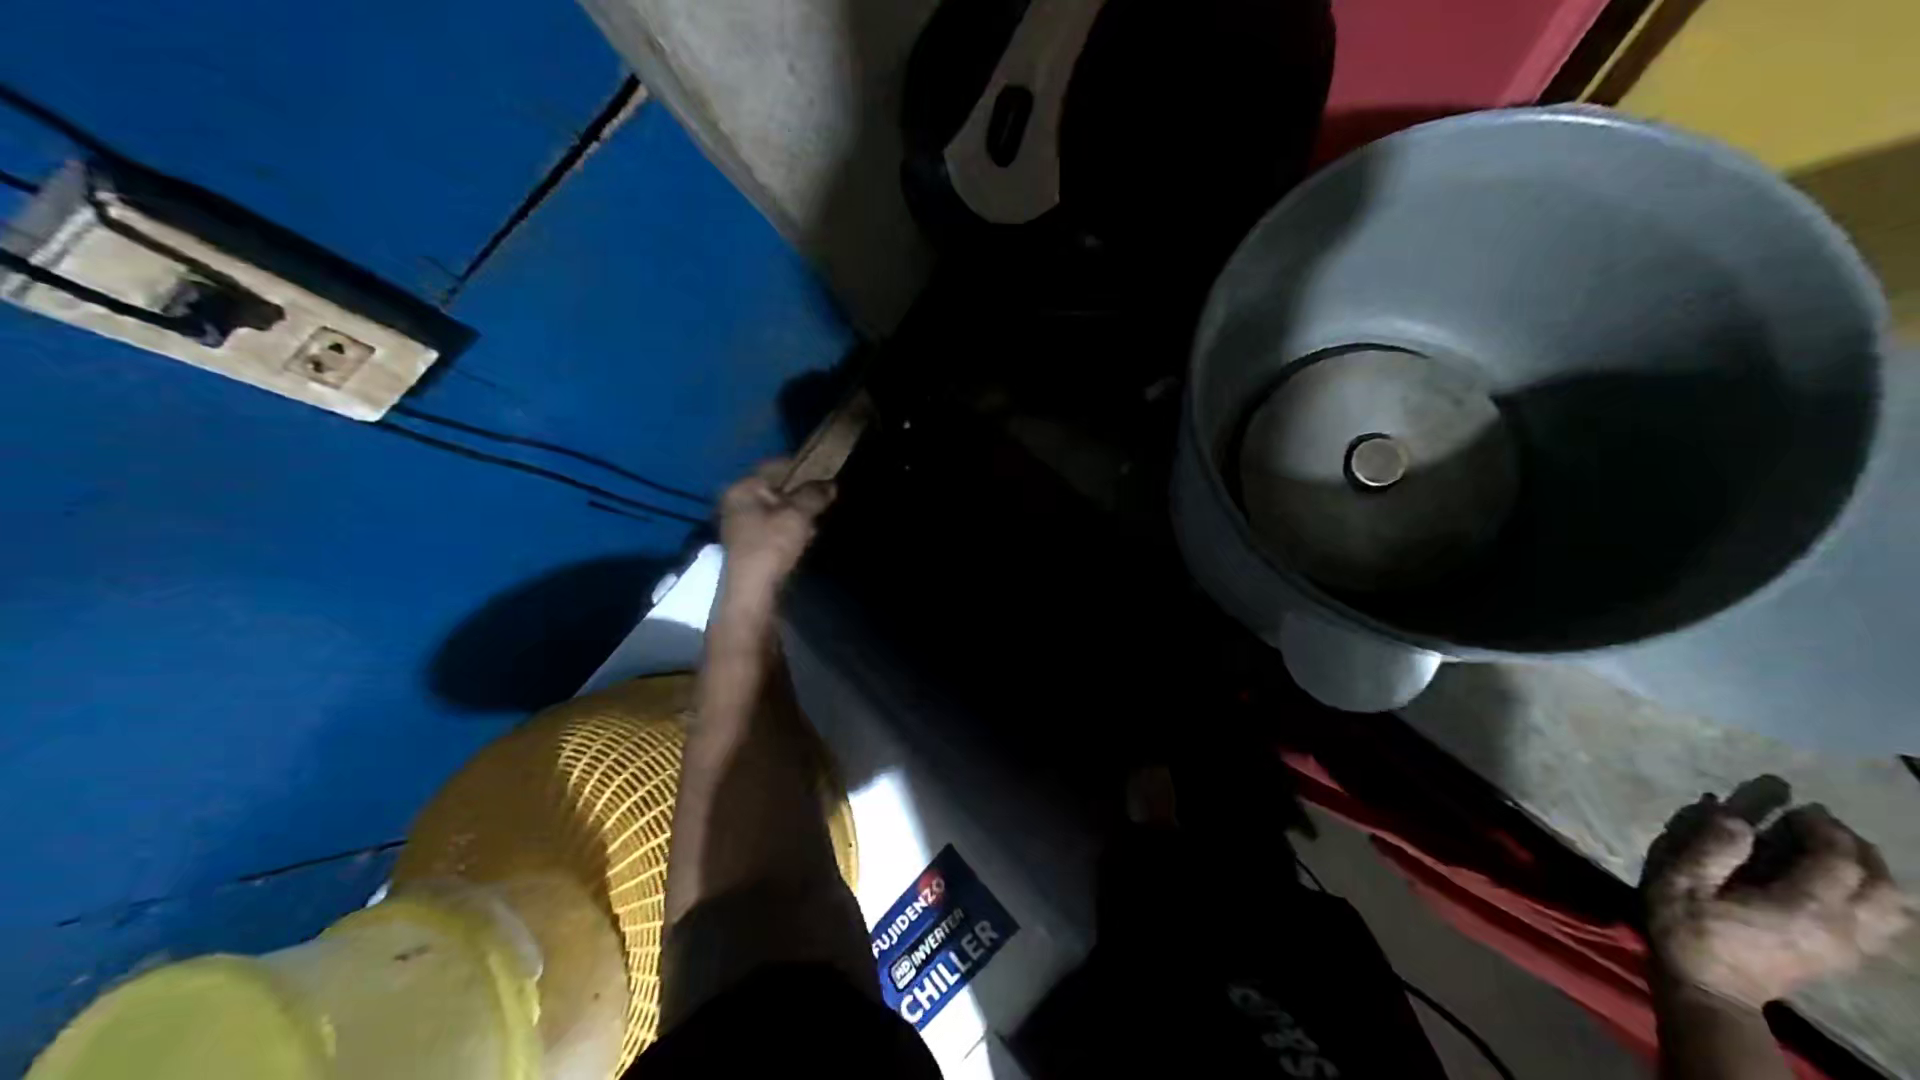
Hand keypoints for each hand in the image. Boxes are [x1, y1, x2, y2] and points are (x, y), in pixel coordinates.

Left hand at [717, 461, 835, 594]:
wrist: (753, 591)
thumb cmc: (772, 545)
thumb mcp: (799, 514)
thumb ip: (815, 494)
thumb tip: (830, 484)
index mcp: (743, 487)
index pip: (776, 465)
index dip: (803, 467)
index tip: (827, 472)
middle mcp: (737, 502)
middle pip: (776, 488)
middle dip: (802, 494)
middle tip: (826, 499)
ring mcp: (740, 524)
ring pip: (777, 510)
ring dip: (799, 514)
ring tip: (819, 520)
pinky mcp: (749, 545)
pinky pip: (774, 527)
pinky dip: (790, 529)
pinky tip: (806, 538)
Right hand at [1644, 795, 1910, 1008]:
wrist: (1712, 988)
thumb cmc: (1690, 930)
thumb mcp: (1682, 883)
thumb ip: (1713, 849)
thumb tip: (1736, 817)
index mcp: (1806, 907)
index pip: (1839, 860)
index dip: (1825, 830)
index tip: (1799, 809)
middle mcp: (1845, 928)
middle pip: (1882, 885)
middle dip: (1859, 849)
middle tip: (1824, 826)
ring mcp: (1853, 947)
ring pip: (1895, 908)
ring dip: (1874, 875)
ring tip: (1840, 854)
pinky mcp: (1848, 957)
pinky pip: (1887, 925)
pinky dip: (1875, 898)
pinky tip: (1844, 888)